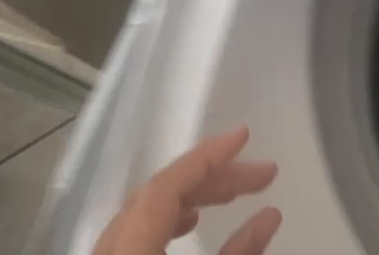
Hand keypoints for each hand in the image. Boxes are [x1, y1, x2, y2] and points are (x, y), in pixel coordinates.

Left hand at [94, 126, 281, 254]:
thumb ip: (239, 252)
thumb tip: (270, 214)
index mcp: (129, 247)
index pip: (166, 186)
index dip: (207, 156)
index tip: (245, 135)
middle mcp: (107, 248)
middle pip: (157, 195)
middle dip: (211, 178)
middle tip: (261, 176)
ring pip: (143, 214)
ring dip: (189, 195)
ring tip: (230, 193)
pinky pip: (132, 235)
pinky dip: (164, 219)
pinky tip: (188, 223)